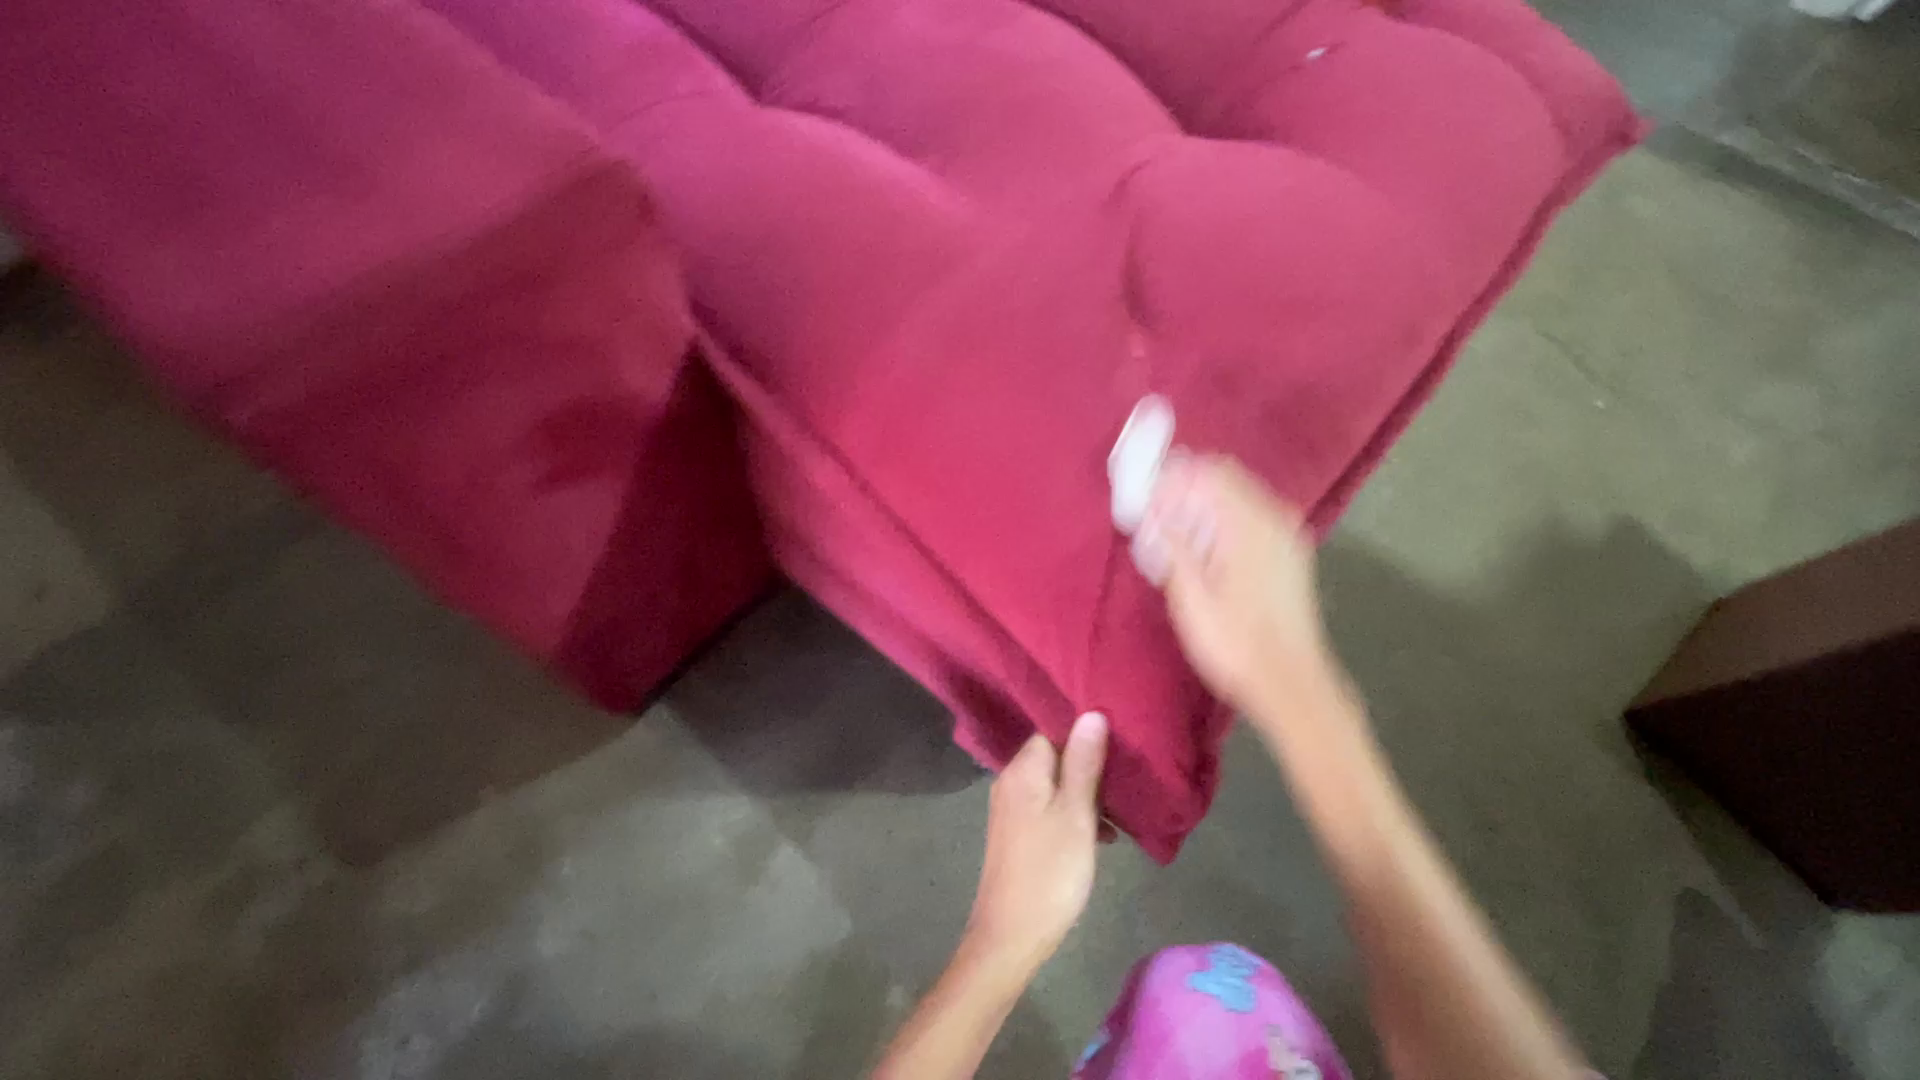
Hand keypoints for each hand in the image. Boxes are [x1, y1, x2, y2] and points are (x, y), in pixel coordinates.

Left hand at [965, 711, 1107, 974]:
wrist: (1011, 935)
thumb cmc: (1050, 872)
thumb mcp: (1076, 814)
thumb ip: (1083, 763)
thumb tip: (1091, 713)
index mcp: (1023, 769)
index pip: (1053, 729)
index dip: (1085, 732)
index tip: (1119, 739)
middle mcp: (1010, 781)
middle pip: (1054, 755)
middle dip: (1089, 763)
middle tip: (1126, 776)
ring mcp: (1011, 808)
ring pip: (1054, 783)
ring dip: (1085, 792)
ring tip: (1120, 808)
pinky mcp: (1017, 832)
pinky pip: (1049, 806)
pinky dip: (1073, 813)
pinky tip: (1101, 833)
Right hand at [1135, 454, 1342, 730]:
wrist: (1290, 684)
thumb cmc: (1234, 645)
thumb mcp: (1191, 596)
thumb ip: (1172, 543)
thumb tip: (1151, 506)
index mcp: (1249, 524)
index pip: (1207, 472)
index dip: (1171, 475)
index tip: (1140, 491)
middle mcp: (1273, 521)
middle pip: (1223, 480)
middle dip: (1184, 490)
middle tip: (1151, 515)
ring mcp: (1286, 538)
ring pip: (1236, 499)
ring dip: (1200, 509)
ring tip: (1170, 538)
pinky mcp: (1288, 556)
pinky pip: (1249, 520)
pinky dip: (1220, 525)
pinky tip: (1200, 554)